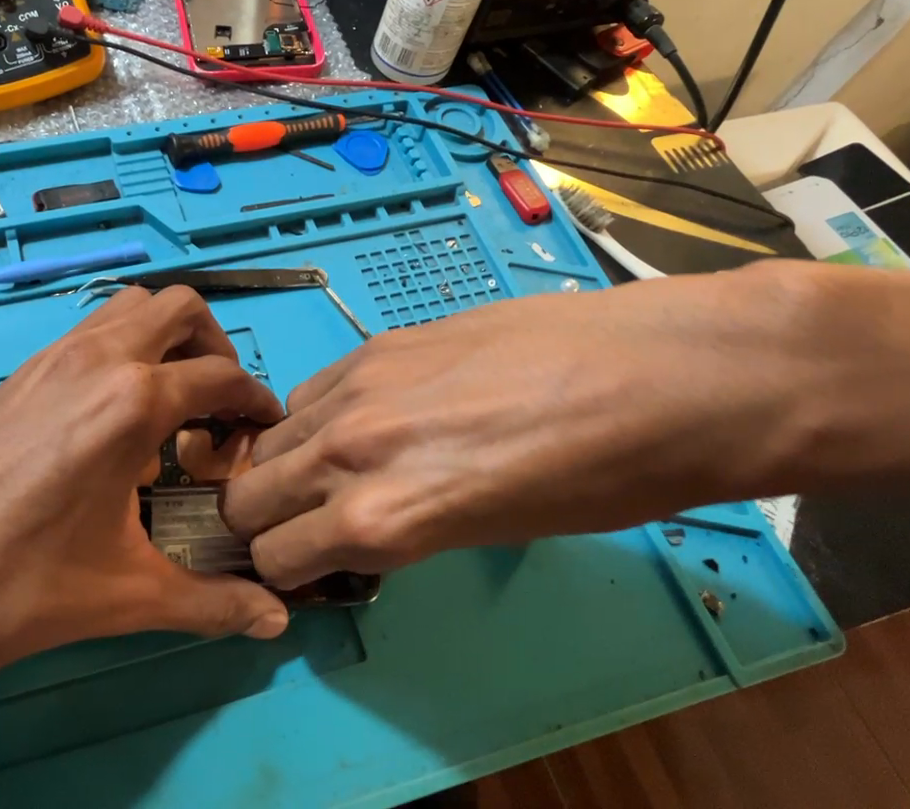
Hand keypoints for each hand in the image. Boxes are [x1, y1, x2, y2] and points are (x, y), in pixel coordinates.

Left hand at [0, 285, 290, 698]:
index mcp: (133, 400)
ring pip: (126, 309)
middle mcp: (96, 358)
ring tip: (168, 411)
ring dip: (163, 341)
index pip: (223, 376)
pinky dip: (119, 354)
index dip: (255, 403)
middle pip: (179, 308)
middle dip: (214, 346)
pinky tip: (109, 427)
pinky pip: (86, 336)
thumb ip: (213, 603)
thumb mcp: (126, 595)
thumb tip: (275, 621)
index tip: (263, 434)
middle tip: (219, 407)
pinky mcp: (16, 375)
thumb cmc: (16, 589)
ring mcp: (49, 358)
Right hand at [220, 263, 845, 588]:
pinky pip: (312, 389)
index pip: (273, 556)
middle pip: (246, 495)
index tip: (307, 568)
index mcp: (380, 518)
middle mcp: (347, 449)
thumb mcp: (492, 534)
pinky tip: (368, 417)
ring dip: (286, 462)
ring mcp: (357, 385)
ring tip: (336, 467)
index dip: (285, 570)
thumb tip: (361, 522)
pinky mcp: (378, 340)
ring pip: (269, 437)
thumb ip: (402, 526)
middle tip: (305, 523)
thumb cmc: (604, 484)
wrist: (663, 376)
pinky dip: (319, 415)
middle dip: (264, 520)